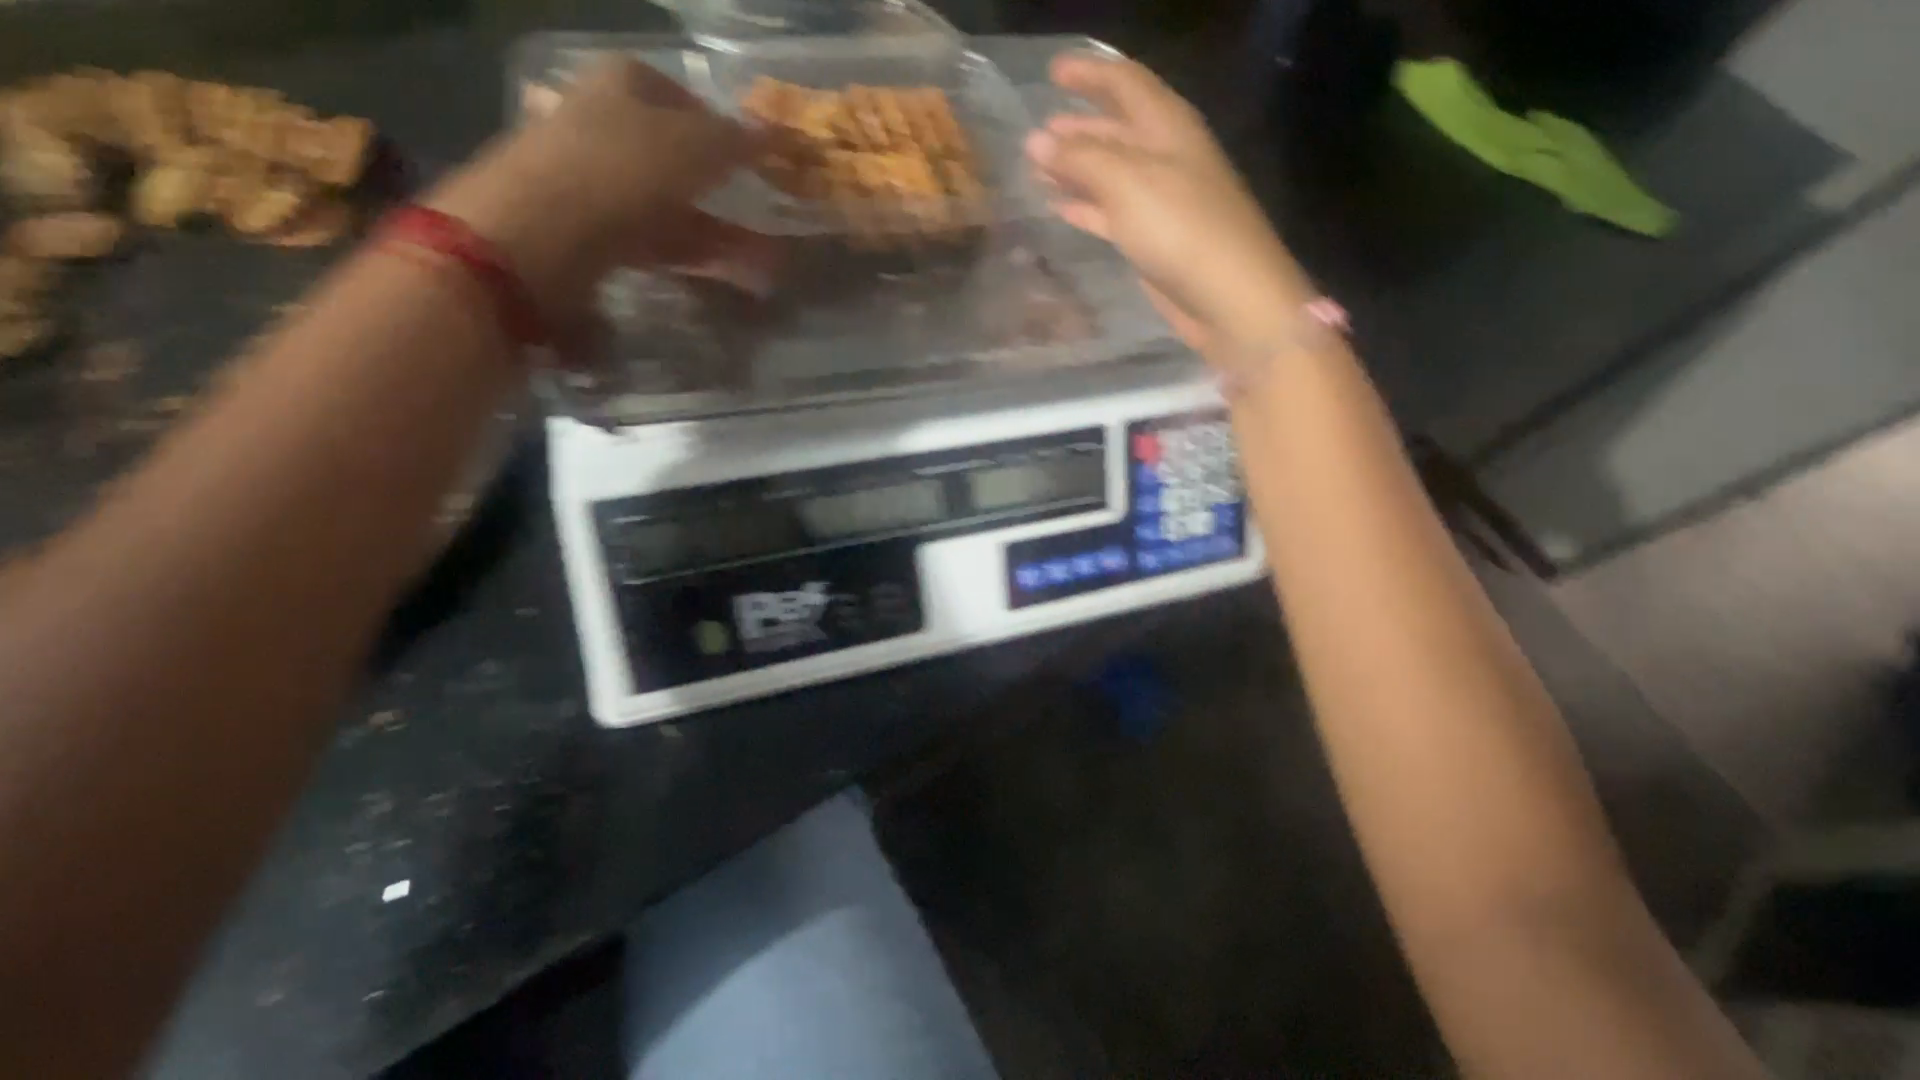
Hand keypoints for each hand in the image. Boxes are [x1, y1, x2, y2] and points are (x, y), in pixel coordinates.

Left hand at [428, 58, 775, 324]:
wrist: (537, 235)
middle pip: (671, 154)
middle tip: (762, 219)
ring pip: (664, 204)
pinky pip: (647, 241)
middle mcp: (598, 122)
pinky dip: (686, 256)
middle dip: (720, 190)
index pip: (679, 93)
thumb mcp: (697, 145)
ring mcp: (587, 180)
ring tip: (762, 266)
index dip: (719, 126)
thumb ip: (738, 140)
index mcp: (621, 82)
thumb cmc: (624, 169)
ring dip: (715, 233)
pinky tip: (721, 277)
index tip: (753, 161)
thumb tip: (772, 134)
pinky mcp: (582, 234)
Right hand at [1025, 54, 1309, 353]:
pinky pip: (1112, 211)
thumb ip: (1079, 158)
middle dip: (1077, 127)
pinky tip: (1057, 206)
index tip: (1051, 72)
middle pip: (1117, 129)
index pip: (1125, 83)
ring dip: (1076, 168)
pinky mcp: (1155, 238)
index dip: (1089, 74)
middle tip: (1036, 133)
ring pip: (1111, 172)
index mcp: (1168, 127)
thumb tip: (1036, 141)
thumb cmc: (1181, 227)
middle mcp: (1167, 156)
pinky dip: (1085, 204)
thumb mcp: (1125, 181)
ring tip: (1036, 170)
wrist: (1230, 297)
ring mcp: (1162, 199)